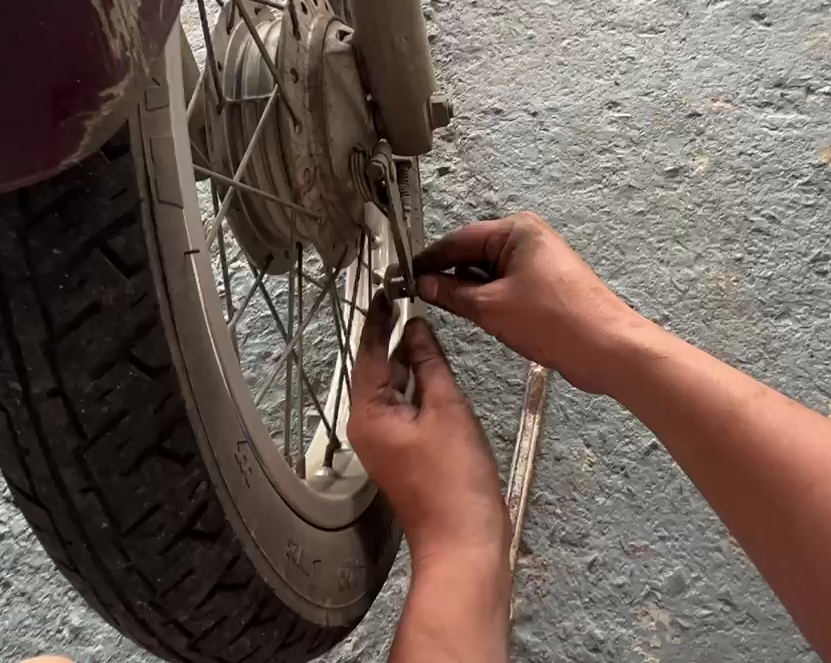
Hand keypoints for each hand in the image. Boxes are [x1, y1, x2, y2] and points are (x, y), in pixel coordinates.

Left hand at [347, 300, 508, 568]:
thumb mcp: (446, 408)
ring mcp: (383, 439)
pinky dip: (414, 382)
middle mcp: (366, 425)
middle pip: (376, 368)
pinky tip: (429, 365)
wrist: (464, 541)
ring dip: (405, 358)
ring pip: (390, 385)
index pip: (369, 352)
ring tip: (420, 323)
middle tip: (406, 298)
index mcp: (368, 413)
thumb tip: (416, 326)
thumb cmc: (454, 477)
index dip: (379, 319)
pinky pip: (402, 404)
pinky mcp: (401, 449)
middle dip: (392, 335)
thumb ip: (428, 362)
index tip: (386, 289)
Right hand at [411, 213, 653, 394]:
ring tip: (443, 307)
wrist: (607, 349)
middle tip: (418, 293)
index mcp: (517, 230)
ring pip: (489, 272)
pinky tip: (474, 315)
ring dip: (469, 290)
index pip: (460, 239)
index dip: (431, 259)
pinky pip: (505, 285)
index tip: (407, 274)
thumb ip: (452, 294)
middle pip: (474, 253)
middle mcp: (528, 239)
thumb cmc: (556, 320)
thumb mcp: (491, 307)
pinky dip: (488, 299)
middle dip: (449, 274)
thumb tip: (424, 285)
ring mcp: (538, 262)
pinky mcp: (544, 285)